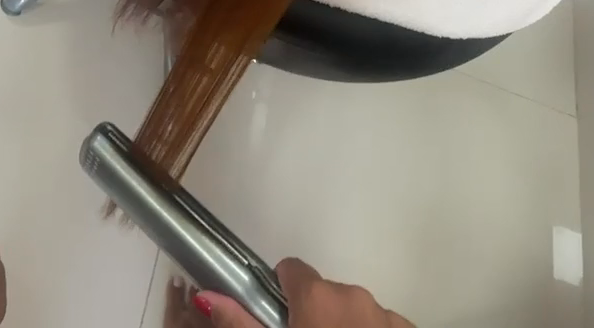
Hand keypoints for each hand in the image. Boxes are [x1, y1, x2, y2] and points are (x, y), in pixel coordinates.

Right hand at [183, 259, 413, 327]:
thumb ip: (239, 324)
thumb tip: (204, 296)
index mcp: (317, 295)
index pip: (291, 270)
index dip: (283, 295)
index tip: (282, 323)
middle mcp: (354, 295)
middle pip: (325, 295)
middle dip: (316, 319)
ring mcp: (389, 317)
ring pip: (358, 314)